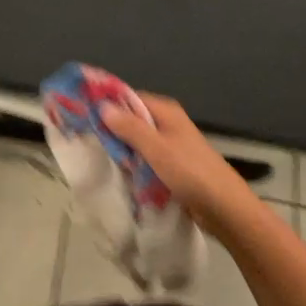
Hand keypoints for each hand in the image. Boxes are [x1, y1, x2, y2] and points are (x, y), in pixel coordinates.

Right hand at [101, 93, 257, 229]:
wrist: (224, 208)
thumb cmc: (190, 172)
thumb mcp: (156, 148)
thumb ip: (129, 127)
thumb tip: (102, 106)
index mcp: (165, 111)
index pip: (129, 98)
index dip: (107, 103)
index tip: (82, 111)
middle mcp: (167, 123)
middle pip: (132, 119)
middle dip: (112, 128)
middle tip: (86, 137)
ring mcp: (171, 146)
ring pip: (138, 141)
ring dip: (122, 149)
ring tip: (98, 156)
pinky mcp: (172, 166)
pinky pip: (146, 159)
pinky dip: (134, 164)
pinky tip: (120, 173)